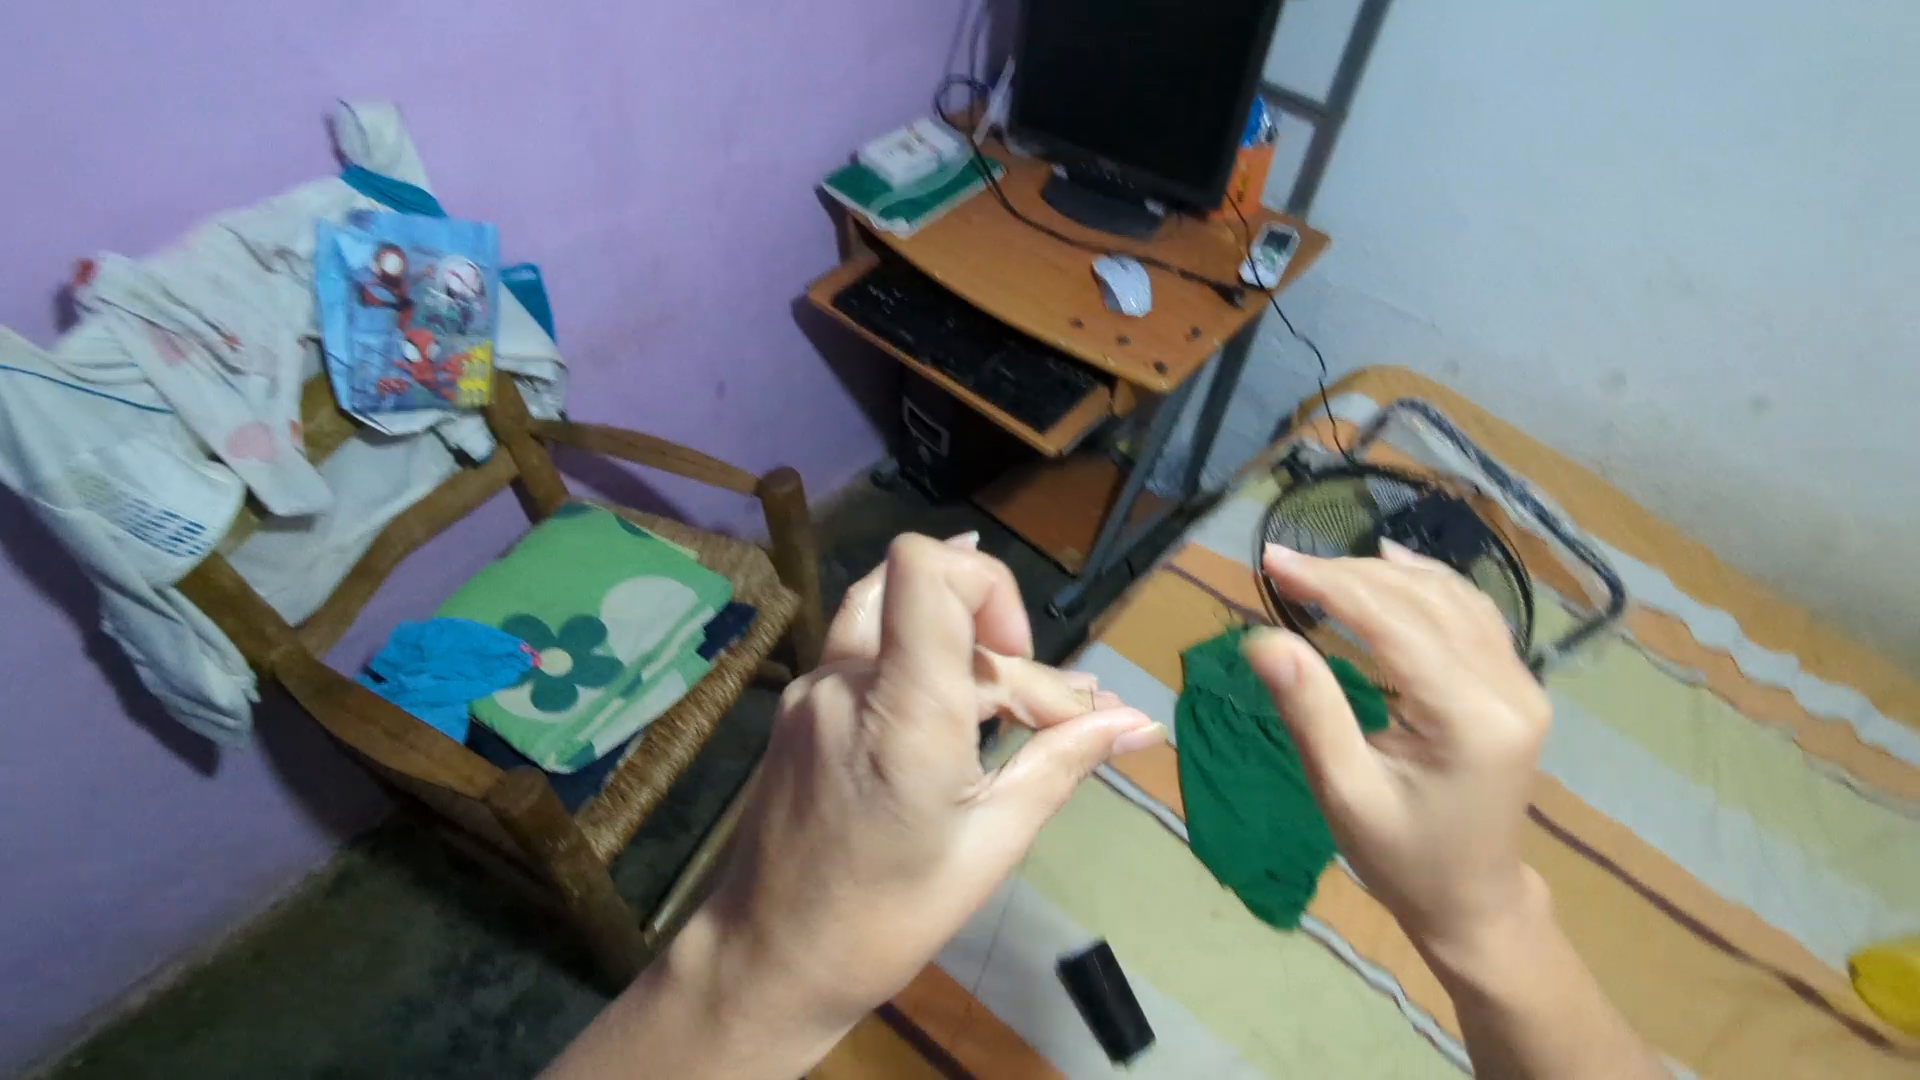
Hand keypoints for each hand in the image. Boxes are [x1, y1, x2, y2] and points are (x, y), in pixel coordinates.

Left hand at [705, 533, 1162, 1028]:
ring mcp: (817, 685)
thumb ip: (1062, 763)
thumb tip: (1137, 722)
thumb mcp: (990, 844)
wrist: (767, 958)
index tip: (1022, 654)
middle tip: (1065, 718)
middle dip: (1014, 660)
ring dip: (963, 643)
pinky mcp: (804, 700)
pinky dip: (921, 656)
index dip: (985, 582)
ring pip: (900, 617)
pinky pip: (870, 646)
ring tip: (1013, 693)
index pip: (924, 569)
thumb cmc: (885, 918)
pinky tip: (957, 682)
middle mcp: (849, 680)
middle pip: (940, 612)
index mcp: (901, 713)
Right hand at [1244, 539, 1550, 959]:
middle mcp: (1509, 689)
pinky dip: (1424, 581)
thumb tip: (1262, 638)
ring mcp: (1521, 684)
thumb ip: (1309, 709)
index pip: (1394, 623)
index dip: (1330, 584)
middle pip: (1422, 601)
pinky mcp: (1514, 685)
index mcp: (1470, 718)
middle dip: (1347, 574)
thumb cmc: (1399, 854)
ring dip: (1380, 574)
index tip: (1272, 561)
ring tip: (1318, 569)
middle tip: (1282, 565)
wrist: (1472, 898)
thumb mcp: (1342, 789)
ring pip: (1449, 597)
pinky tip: (1391, 563)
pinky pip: (1471, 612)